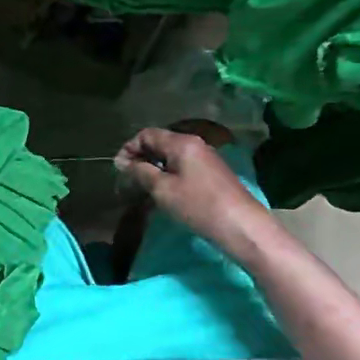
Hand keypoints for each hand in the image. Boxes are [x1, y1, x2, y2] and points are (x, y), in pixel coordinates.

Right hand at [114, 127, 277, 258]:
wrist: (241, 225)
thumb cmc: (198, 205)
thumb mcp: (162, 189)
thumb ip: (141, 172)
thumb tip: (124, 162)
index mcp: (181, 142)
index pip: (147, 134)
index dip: (129, 148)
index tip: (118, 168)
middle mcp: (194, 144)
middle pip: (160, 142)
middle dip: (141, 157)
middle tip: (128, 178)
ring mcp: (206, 158)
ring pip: (172, 155)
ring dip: (154, 167)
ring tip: (143, 186)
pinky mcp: (212, 173)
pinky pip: (183, 165)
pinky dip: (169, 173)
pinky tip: (165, 191)